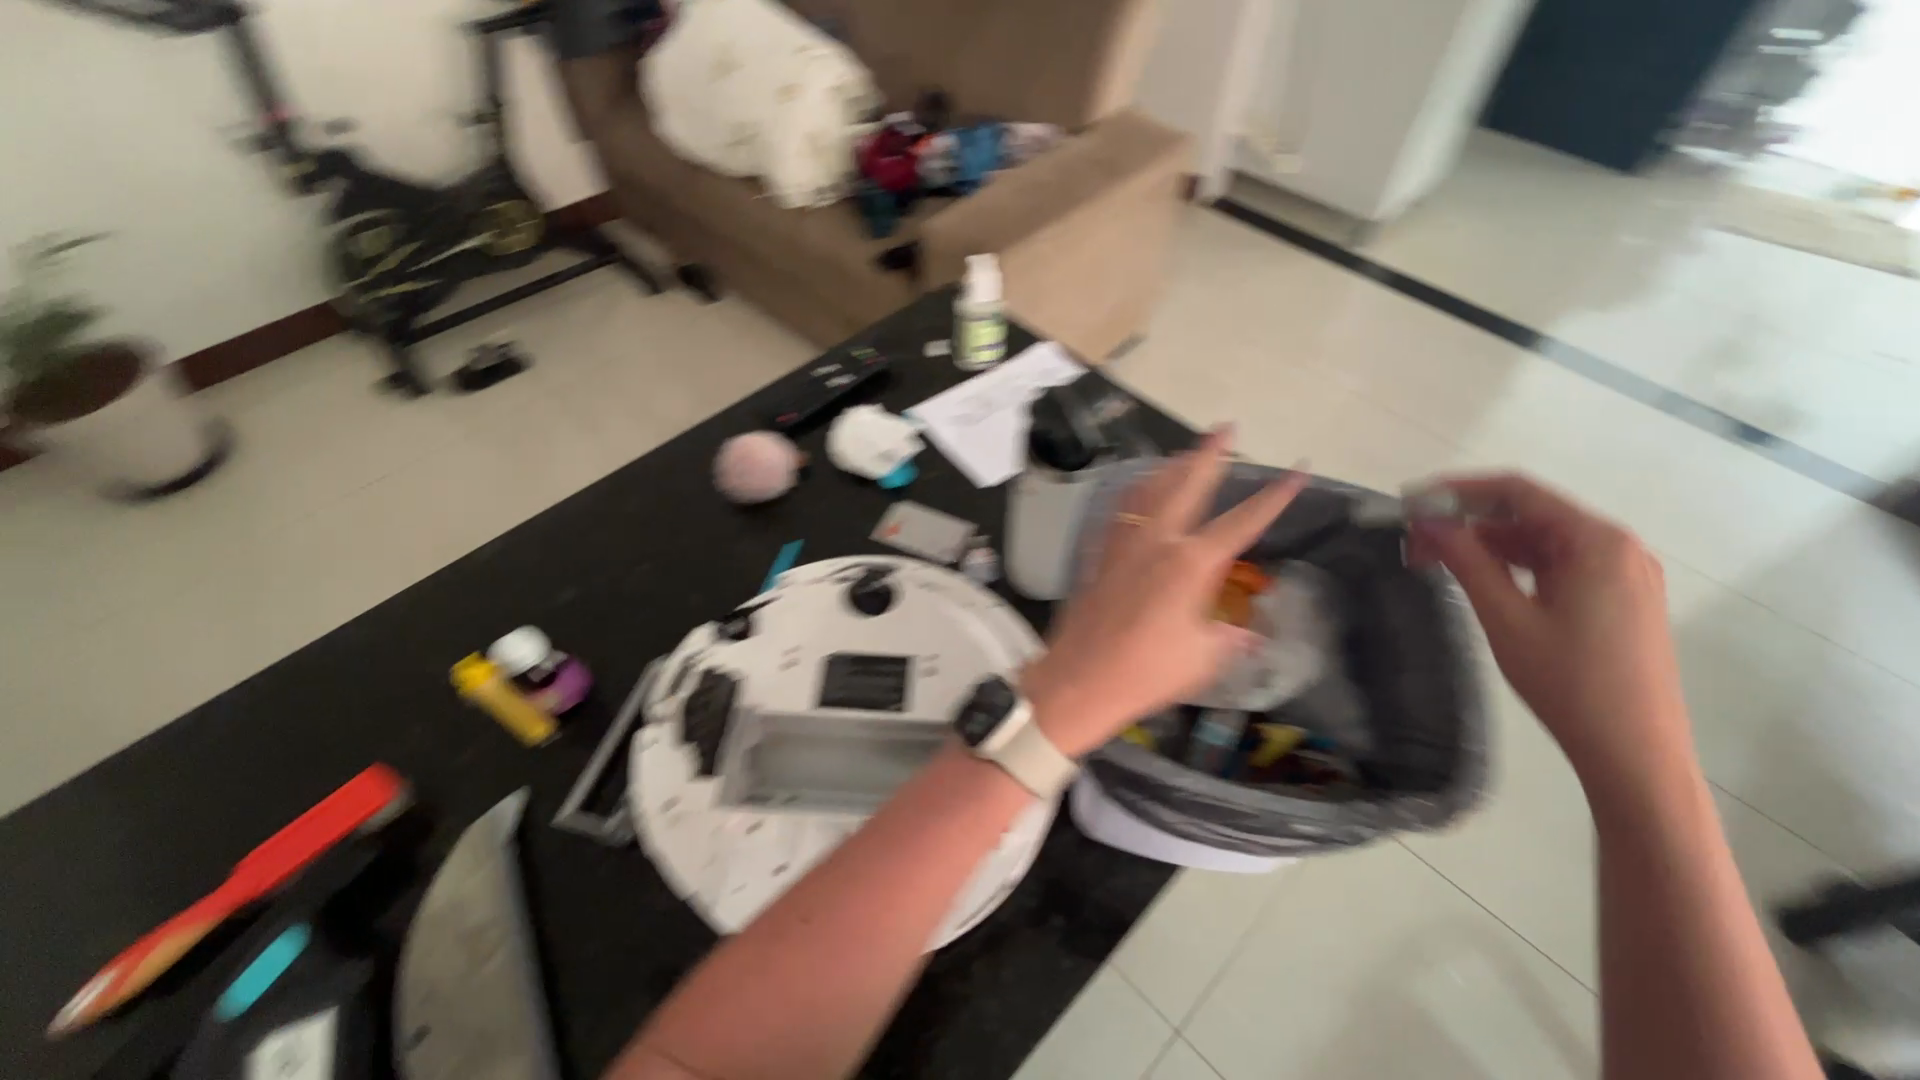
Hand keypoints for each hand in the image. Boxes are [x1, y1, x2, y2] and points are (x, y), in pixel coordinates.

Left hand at [1022, 428, 1306, 757]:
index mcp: (1191, 563)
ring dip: (1170, 466)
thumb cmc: (1147, 673)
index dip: (1275, 496)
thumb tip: (1248, 632)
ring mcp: (1124, 545)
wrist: (1080, 680)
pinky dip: (1134, 493)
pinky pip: (1121, 512)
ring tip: (1184, 451)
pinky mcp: (1100, 555)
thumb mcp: (1202, 658)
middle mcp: (1158, 542)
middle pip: (1187, 485)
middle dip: (1209, 454)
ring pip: (1149, 491)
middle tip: (1225, 427)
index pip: (1244, 521)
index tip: (1298, 469)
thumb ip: (1228, 638)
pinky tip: (1137, 489)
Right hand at [1409, 473, 1691, 788]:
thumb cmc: (1568, 683)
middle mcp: (1618, 547)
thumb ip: (1466, 560)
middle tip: (1415, 544)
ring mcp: (1625, 575)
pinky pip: (1561, 566)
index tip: (1411, 502)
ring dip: (1490, 546)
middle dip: (1470, 522)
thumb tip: (1426, 520)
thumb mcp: (1506, 618)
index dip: (1459, 490)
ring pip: (1544, 542)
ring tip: (1438, 565)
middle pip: (1531, 515)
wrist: (1635, 753)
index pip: (1519, 492)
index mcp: (1598, 542)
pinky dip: (1518, 567)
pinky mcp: (1622, 600)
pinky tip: (1484, 583)